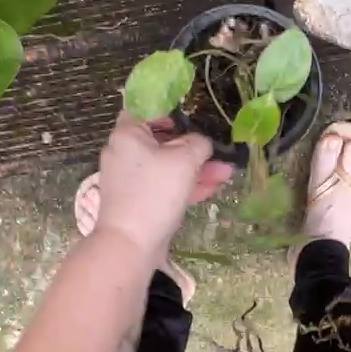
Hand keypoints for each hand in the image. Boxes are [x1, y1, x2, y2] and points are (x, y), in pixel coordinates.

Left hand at [94, 112, 232, 258]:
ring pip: (166, 167)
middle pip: (162, 141)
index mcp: (127, 134)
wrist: (130, 243)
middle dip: (194, 148)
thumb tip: (201, 143)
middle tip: (218, 151)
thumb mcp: (184, 160)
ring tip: (226, 173)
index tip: (190, 111)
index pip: (145, 109)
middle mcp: (124, 153)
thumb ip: (198, 144)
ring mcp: (130, 179)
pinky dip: (184, 185)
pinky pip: (163, 185)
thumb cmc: (154, 192)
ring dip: (195, 169)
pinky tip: (213, 188)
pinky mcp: (138, 201)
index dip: (167, 108)